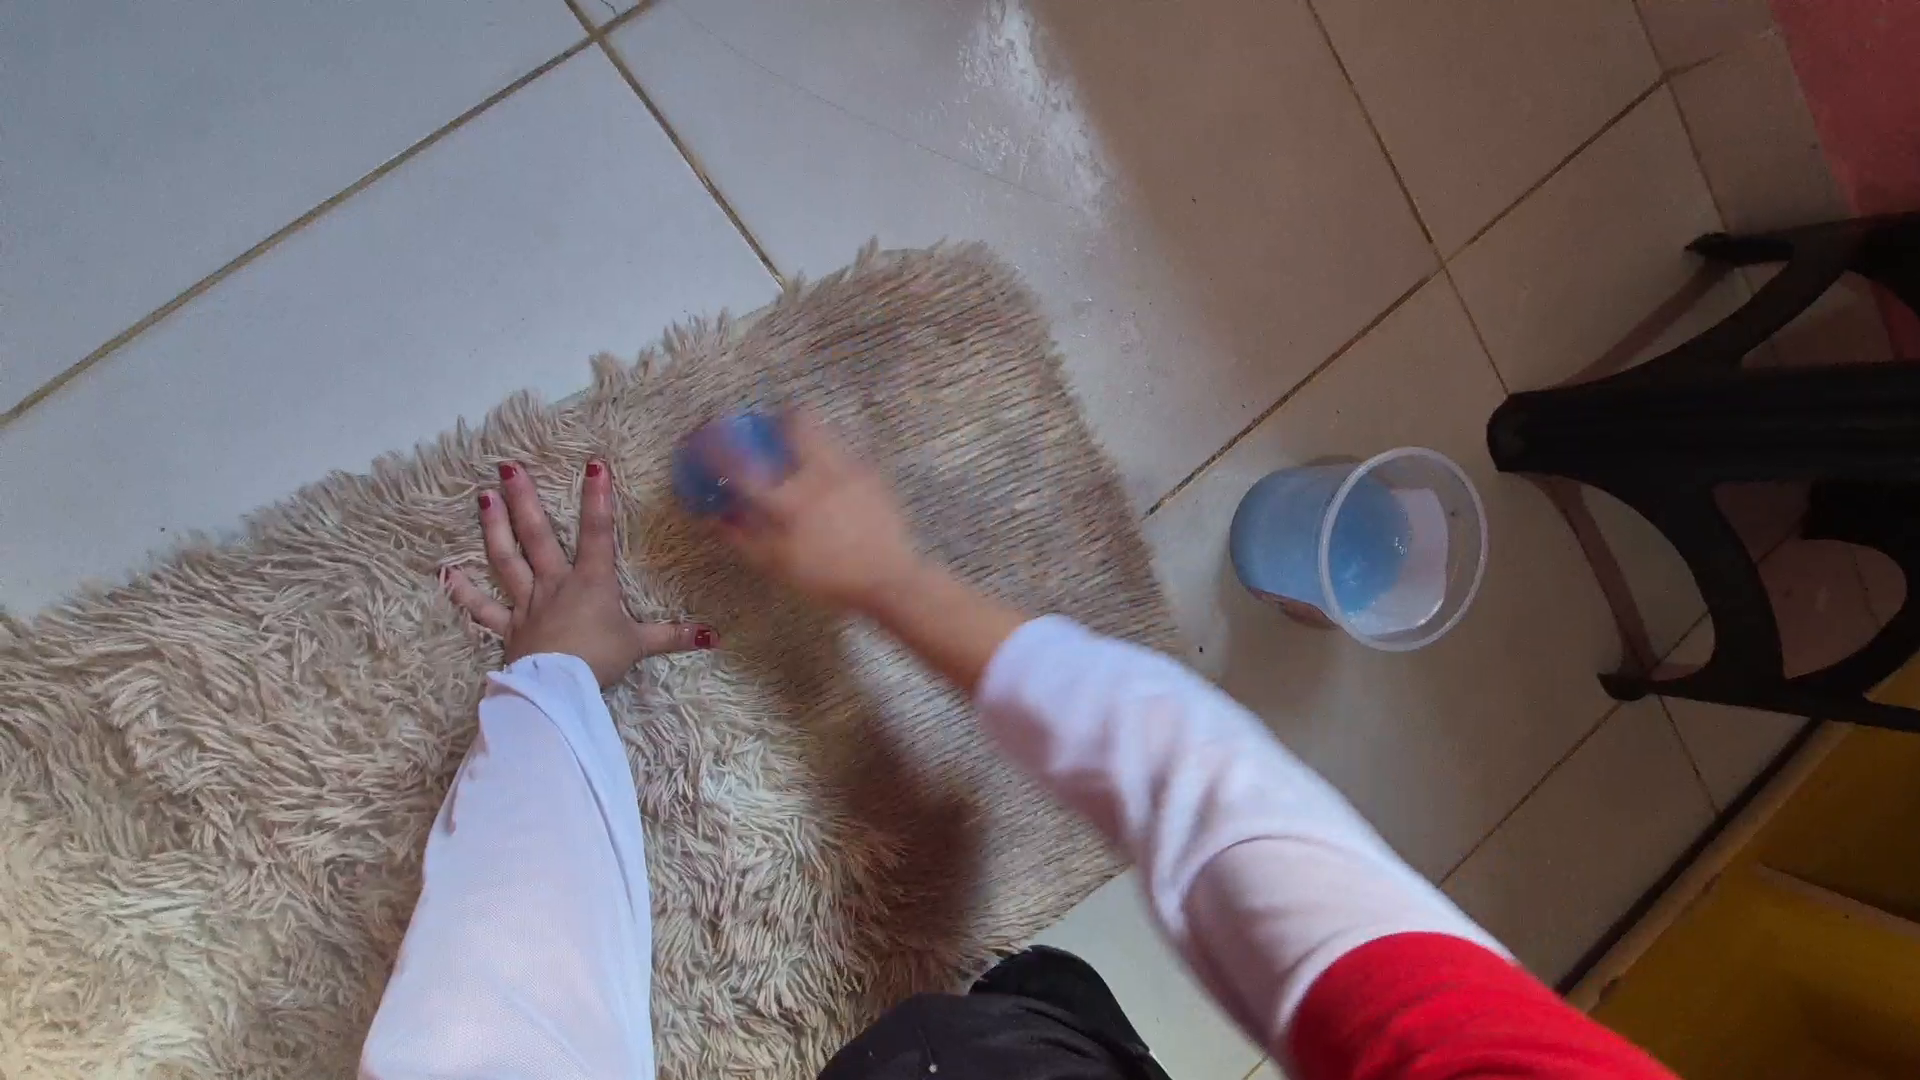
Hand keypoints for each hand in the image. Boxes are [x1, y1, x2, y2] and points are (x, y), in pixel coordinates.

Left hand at [442, 460, 713, 686]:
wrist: (556, 689)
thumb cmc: (600, 660)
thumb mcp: (642, 645)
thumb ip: (674, 635)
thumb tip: (715, 636)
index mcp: (591, 582)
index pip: (597, 533)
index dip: (597, 498)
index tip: (593, 465)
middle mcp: (555, 584)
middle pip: (538, 535)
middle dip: (524, 499)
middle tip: (507, 467)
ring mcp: (527, 603)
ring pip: (506, 560)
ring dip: (494, 528)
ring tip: (482, 497)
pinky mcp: (508, 627)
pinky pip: (482, 608)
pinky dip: (463, 591)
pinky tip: (446, 572)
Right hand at [716, 413, 928, 615]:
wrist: (889, 579)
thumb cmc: (829, 578)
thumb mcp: (779, 565)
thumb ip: (744, 538)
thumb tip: (716, 517)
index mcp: (788, 500)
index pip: (743, 464)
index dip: (720, 448)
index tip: (710, 438)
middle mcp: (818, 475)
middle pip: (799, 421)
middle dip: (782, 417)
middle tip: (775, 426)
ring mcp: (850, 472)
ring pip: (827, 433)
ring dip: (811, 436)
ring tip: (806, 455)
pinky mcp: (874, 478)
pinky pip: (849, 456)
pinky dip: (835, 461)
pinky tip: (836, 484)